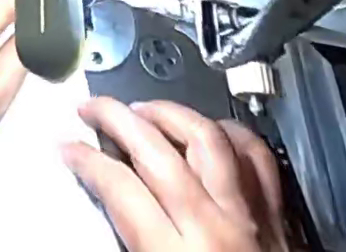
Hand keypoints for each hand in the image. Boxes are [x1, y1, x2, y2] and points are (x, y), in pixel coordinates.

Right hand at [64, 99, 289, 251]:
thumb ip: (133, 248)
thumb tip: (109, 208)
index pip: (121, 189)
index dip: (87, 161)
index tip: (67, 146)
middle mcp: (212, 226)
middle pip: (156, 149)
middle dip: (116, 118)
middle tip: (92, 107)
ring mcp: (249, 213)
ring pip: (205, 136)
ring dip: (168, 113)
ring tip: (143, 108)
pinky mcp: (278, 213)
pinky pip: (253, 153)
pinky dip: (228, 132)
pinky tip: (208, 128)